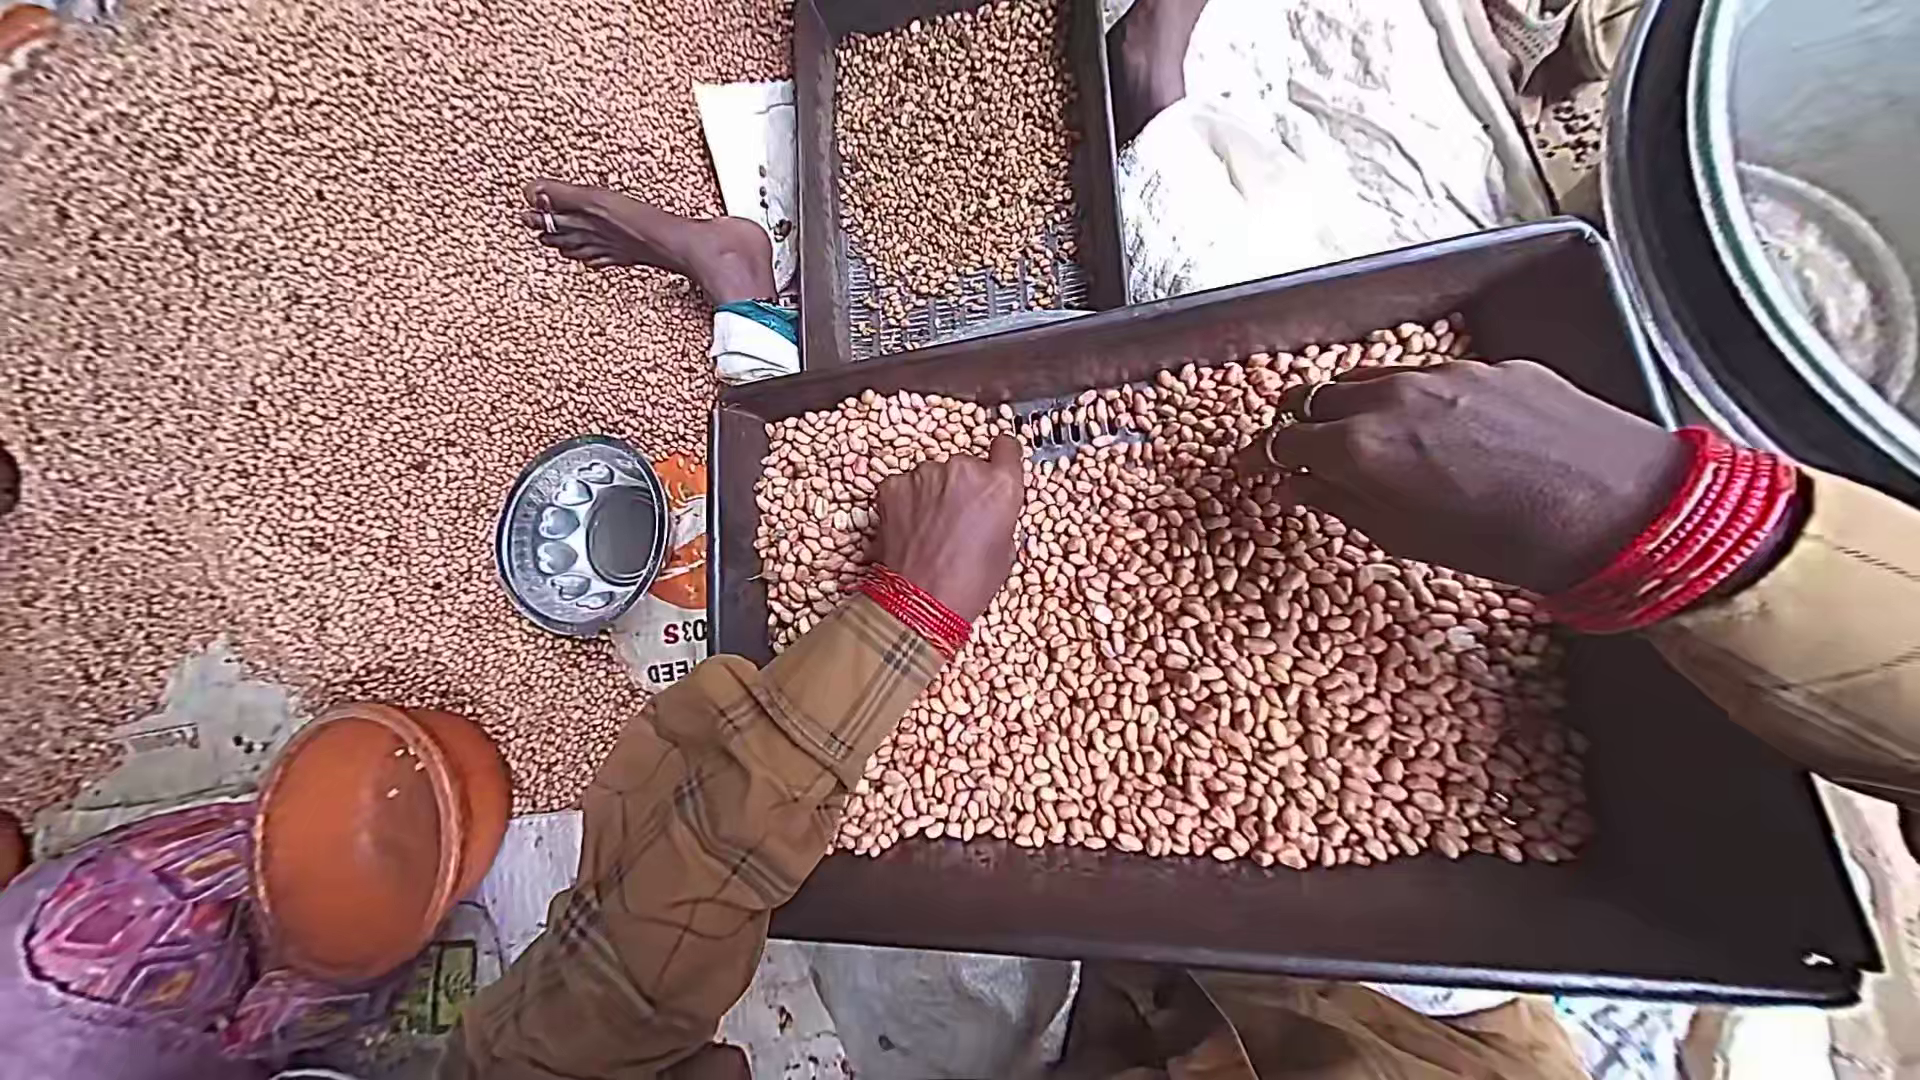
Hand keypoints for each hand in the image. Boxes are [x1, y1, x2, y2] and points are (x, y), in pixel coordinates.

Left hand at [874, 435, 1024, 621]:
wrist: (919, 602)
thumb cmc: (969, 583)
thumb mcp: (1006, 549)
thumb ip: (1001, 513)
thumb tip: (990, 505)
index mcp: (1000, 485)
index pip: (1006, 446)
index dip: (1000, 458)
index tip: (996, 467)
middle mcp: (964, 469)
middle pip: (966, 465)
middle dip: (963, 486)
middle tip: (958, 519)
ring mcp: (925, 474)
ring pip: (933, 475)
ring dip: (933, 493)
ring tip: (930, 530)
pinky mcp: (893, 484)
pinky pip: (905, 485)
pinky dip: (906, 501)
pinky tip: (910, 529)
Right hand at [1239, 361, 1690, 593]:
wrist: (1624, 511)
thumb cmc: (1498, 540)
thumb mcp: (1398, 534)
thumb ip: (1335, 500)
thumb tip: (1293, 486)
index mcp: (1358, 447)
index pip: (1281, 440)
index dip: (1258, 454)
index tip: (1250, 464)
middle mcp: (1389, 399)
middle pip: (1313, 397)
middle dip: (1294, 422)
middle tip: (1295, 446)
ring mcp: (1441, 375)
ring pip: (1365, 379)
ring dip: (1344, 404)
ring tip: (1354, 431)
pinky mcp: (1489, 366)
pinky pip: (1423, 376)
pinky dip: (1403, 398)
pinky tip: (1428, 425)